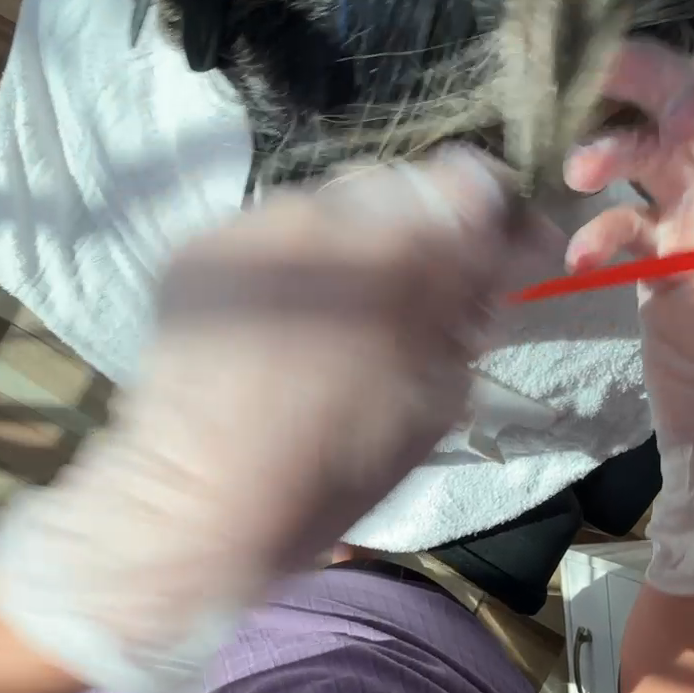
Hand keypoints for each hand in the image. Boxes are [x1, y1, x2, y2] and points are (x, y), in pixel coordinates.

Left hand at [0, 148, 557, 692]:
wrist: (199, 504)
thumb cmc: (329, 478)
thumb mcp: (431, 406)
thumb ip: (464, 315)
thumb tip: (485, 259)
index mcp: (392, 265)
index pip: (470, 188)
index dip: (494, 221)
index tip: (497, 259)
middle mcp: (318, 219)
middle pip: (399, 188)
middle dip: (422, 235)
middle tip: (418, 295)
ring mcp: (247, 227)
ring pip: (329, 207)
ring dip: (354, 247)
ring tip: (340, 313)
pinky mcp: (196, 248)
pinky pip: (266, 234)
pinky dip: (292, 264)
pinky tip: (283, 317)